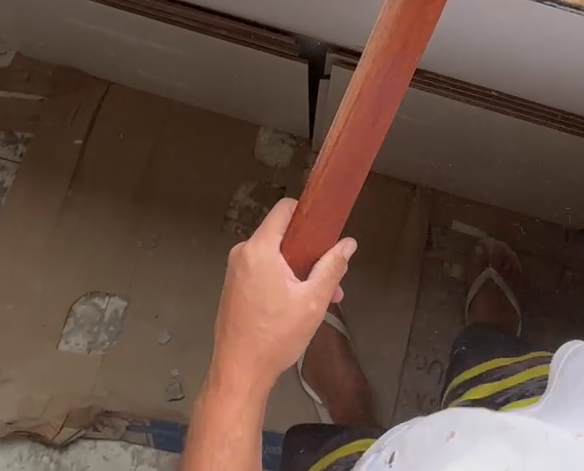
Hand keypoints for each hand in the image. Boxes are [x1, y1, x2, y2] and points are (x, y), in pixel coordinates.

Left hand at [208, 198, 355, 392]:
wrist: (238, 375)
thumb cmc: (275, 336)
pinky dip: (283, 279)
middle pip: (283, 235)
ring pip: (275, 255)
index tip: (327, 229)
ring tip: (322, 297)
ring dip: (300, 270)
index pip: (285, 209)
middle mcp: (243, 253)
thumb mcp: (313, 301)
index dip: (308, 213)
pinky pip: (264, 270)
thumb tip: (349, 243)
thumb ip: (332, 267)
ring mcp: (236, 271)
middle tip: (331, 275)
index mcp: (259, 249)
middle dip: (310, 251)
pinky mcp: (234, 287)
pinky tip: (300, 304)